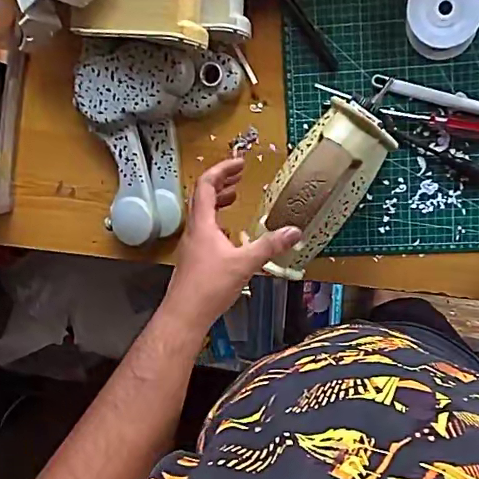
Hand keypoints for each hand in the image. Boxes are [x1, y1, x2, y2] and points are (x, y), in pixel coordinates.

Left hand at [163, 158, 300, 329]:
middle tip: (239, 175)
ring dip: (218, 201)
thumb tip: (293, 232)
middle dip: (222, 182)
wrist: (184, 315)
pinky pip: (205, 231)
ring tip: (235, 197)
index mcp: (202, 224)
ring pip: (203, 214)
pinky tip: (231, 234)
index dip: (222, 170)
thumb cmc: (207, 288)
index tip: (238, 163)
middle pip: (202, 196)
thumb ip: (270, 246)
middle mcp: (194, 230)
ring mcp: (192, 245)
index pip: (206, 185)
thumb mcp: (244, 263)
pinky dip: (218, 223)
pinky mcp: (194, 259)